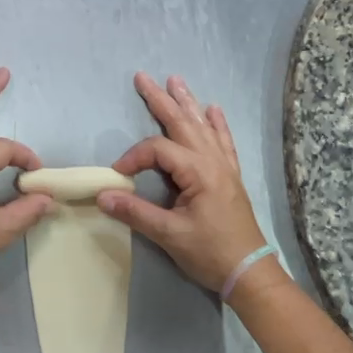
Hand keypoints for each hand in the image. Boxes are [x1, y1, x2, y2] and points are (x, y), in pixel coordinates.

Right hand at [97, 72, 268, 292]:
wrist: (251, 275)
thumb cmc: (211, 253)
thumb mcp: (169, 235)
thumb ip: (135, 212)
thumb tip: (102, 196)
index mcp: (198, 173)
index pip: (158, 150)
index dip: (134, 157)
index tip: (118, 174)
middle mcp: (213, 163)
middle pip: (182, 124)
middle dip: (160, 99)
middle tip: (142, 77)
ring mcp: (224, 168)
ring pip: (202, 127)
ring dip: (187, 103)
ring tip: (175, 80)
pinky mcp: (231, 177)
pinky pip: (224, 142)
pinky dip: (218, 125)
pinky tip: (214, 109)